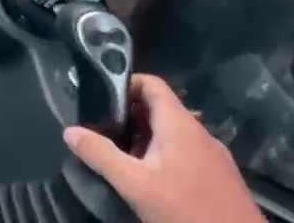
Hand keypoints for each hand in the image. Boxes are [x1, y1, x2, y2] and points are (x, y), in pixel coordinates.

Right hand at [64, 74, 261, 222]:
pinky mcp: (224, 181)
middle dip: (130, 117)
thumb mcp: (135, 185)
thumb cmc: (188, 212)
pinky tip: (155, 183)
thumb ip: (99, 154)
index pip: (151, 83)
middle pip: (160, 109)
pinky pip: (189, 155)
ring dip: (147, 140)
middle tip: (106, 132)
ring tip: (125, 160)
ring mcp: (216, 159)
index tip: (101, 98)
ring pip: (174, 135)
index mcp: (180, 126)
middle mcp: (201, 135)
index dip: (124, 83)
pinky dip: (167, 158)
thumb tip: (69, 132)